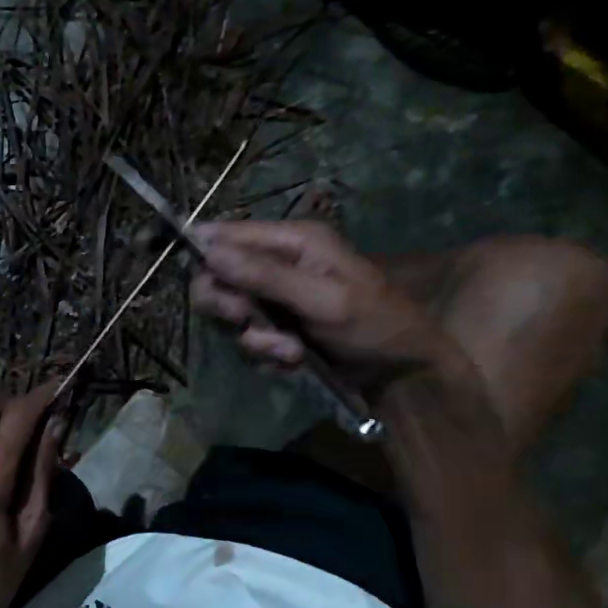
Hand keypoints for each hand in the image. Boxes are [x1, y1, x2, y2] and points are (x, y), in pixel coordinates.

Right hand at [191, 220, 456, 392]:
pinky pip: (246, 339)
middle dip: (225, 304)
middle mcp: (276, 263)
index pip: (224, 234)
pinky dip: (266, 354)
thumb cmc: (374, 324)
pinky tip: (294, 361)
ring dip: (254, 338)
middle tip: (245, 320)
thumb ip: (265, 275)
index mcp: (291, 240)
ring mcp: (273, 297)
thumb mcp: (323, 298)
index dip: (203, 255)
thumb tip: (209, 252)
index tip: (207, 286)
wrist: (404, 373)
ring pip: (229, 314)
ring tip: (288, 351)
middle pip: (214, 276)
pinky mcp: (274, 328)